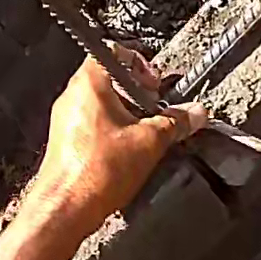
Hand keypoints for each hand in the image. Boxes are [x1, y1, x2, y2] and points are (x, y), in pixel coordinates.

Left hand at [28, 49, 206, 232]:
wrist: (65, 208)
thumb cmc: (97, 172)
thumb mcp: (149, 142)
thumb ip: (175, 123)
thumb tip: (195, 113)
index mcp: (88, 83)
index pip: (115, 51)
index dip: (141, 63)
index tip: (156, 85)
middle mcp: (72, 97)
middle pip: (109, 79)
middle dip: (138, 94)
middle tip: (156, 112)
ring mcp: (66, 120)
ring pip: (102, 105)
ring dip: (127, 115)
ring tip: (145, 136)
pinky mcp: (66, 143)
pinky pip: (93, 126)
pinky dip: (113, 133)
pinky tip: (128, 155)